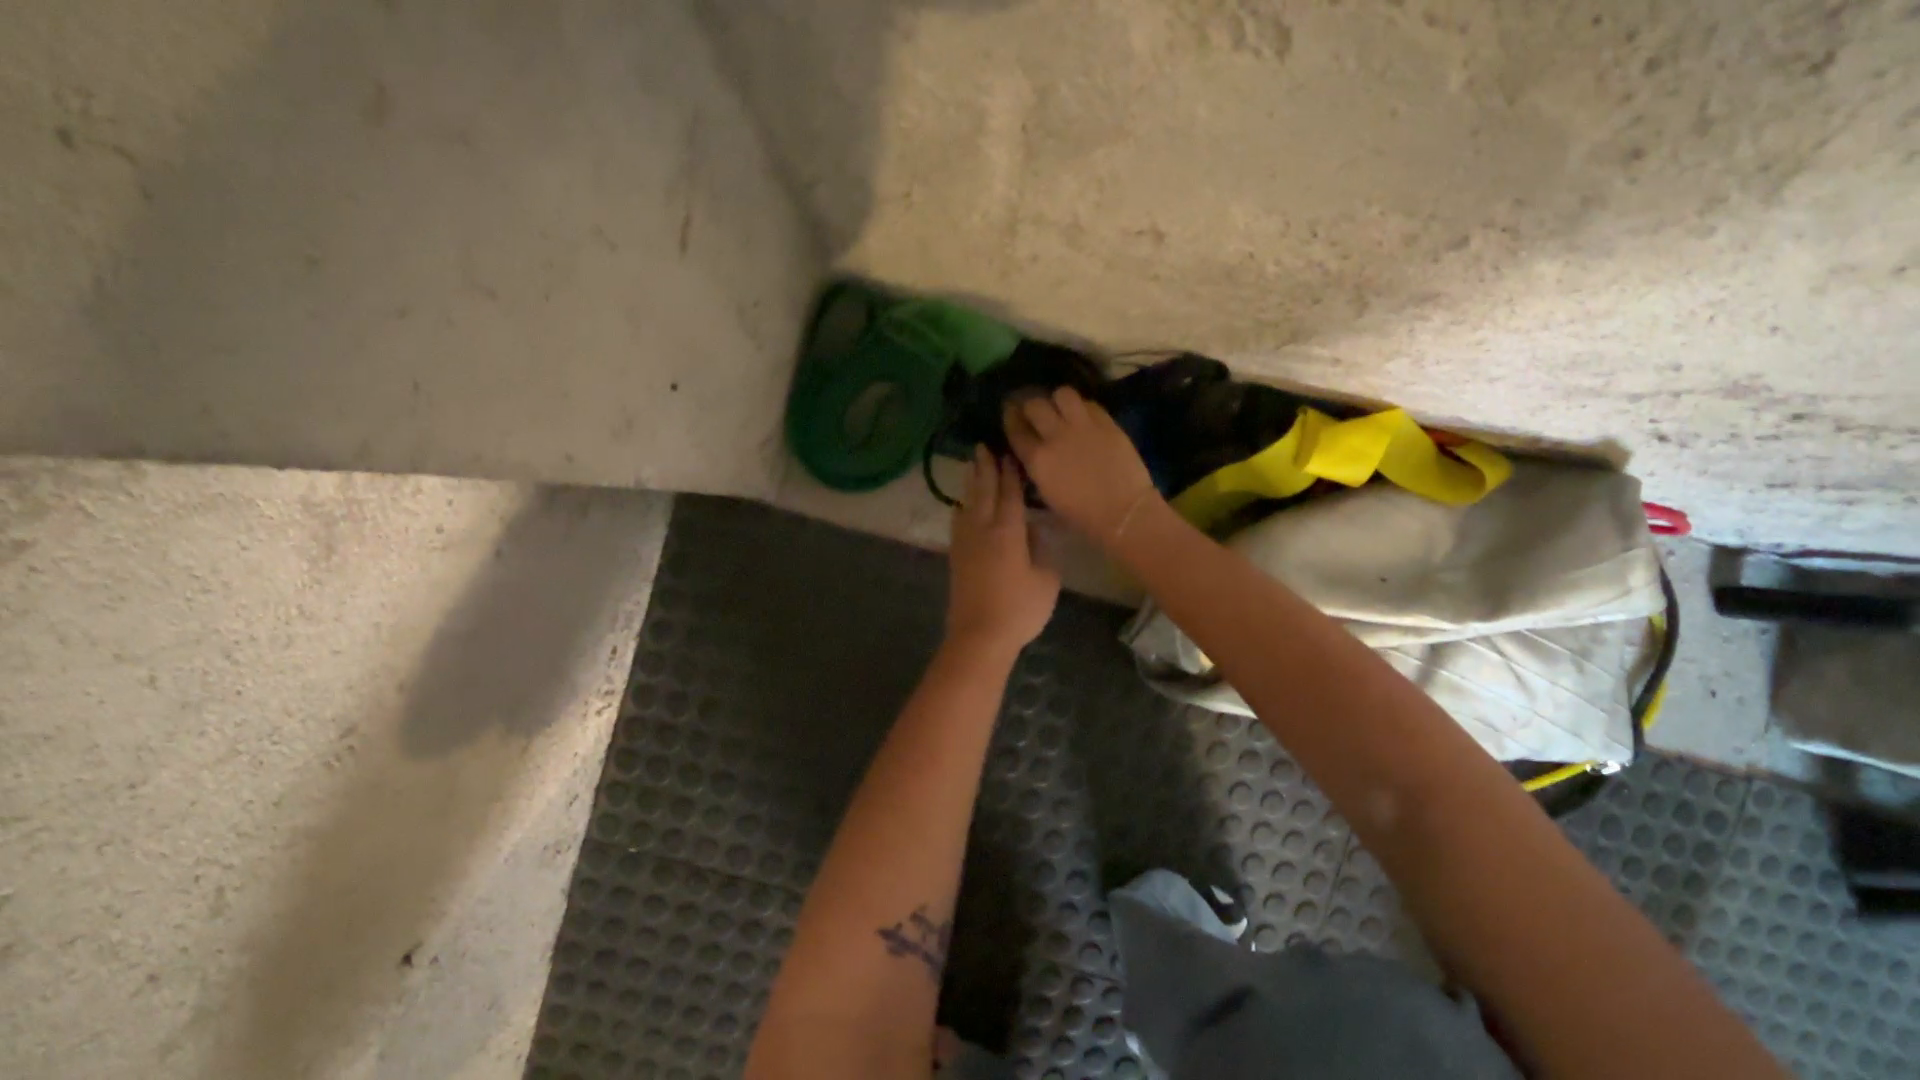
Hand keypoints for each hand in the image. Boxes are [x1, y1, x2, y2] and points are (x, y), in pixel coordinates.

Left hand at [945, 447, 1060, 654]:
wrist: (979, 636)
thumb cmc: (1019, 609)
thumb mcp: (1046, 579)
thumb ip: (1042, 551)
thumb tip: (1033, 532)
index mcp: (1008, 530)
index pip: (1009, 493)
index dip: (1010, 472)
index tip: (1010, 453)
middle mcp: (982, 529)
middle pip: (983, 491)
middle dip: (985, 468)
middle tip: (984, 447)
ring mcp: (965, 543)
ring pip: (967, 504)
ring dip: (971, 483)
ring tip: (972, 466)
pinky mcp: (956, 558)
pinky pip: (958, 522)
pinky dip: (962, 507)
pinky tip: (961, 506)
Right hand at [1003, 387, 1160, 546]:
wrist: (1123, 513)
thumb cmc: (1083, 515)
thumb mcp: (1048, 495)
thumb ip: (1037, 468)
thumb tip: (1034, 453)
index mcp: (1037, 459)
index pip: (1015, 429)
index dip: (1011, 419)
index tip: (1011, 415)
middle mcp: (1055, 436)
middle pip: (1034, 405)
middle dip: (1031, 406)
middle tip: (1036, 412)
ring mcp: (1082, 426)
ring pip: (1062, 394)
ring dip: (1059, 401)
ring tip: (1062, 409)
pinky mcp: (1106, 423)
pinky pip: (1089, 404)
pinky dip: (1083, 408)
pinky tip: (1085, 417)